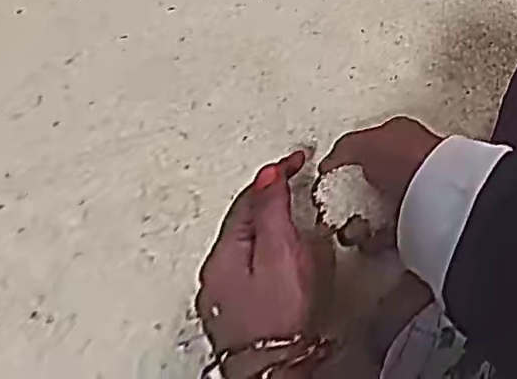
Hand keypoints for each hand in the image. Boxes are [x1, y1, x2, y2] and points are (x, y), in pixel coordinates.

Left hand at [197, 150, 334, 376]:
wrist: (273, 367)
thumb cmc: (278, 313)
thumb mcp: (279, 251)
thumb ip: (272, 210)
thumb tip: (268, 175)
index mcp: (223, 254)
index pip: (248, 197)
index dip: (275, 173)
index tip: (298, 158)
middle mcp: (217, 271)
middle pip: (244, 216)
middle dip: (270, 191)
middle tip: (295, 172)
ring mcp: (226, 290)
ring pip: (247, 236)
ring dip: (269, 214)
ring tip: (292, 200)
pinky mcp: (240, 304)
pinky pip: (251, 255)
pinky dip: (268, 237)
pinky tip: (281, 241)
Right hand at [318, 117, 443, 250]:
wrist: (438, 191)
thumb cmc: (406, 156)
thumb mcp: (367, 143)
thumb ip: (343, 149)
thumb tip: (326, 163)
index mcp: (396, 136)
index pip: (361, 153)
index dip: (339, 173)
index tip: (324, 192)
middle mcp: (404, 162)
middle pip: (363, 188)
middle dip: (343, 208)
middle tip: (331, 221)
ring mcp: (410, 193)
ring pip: (371, 214)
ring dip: (356, 228)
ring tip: (355, 232)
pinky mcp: (414, 222)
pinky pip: (385, 234)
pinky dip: (374, 240)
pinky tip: (371, 240)